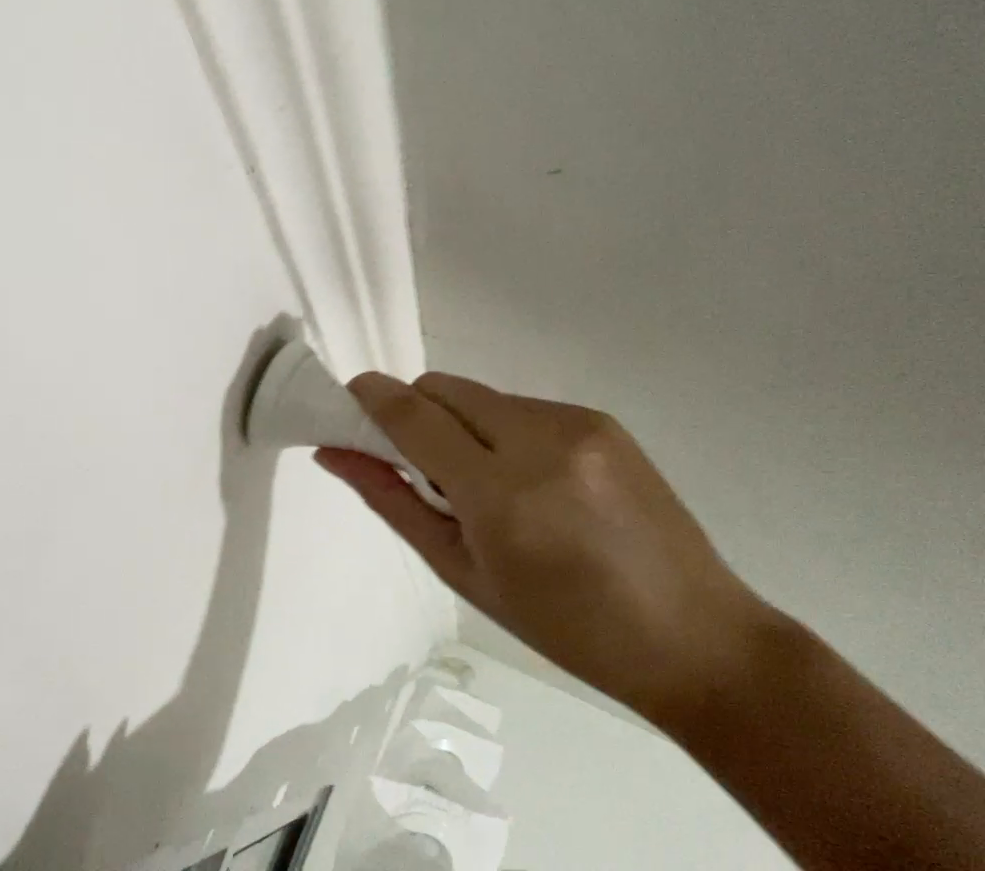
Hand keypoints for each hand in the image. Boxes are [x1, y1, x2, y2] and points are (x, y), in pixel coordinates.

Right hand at [317, 371, 781, 724]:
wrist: (696, 639)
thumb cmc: (563, 625)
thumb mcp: (461, 571)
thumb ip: (392, 501)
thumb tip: (333, 453)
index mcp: (501, 492)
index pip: (413, 415)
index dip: (369, 399)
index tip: (343, 402)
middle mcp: (541, 441)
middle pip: (442, 389)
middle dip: (413, 413)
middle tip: (416, 468)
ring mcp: (580, 426)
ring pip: (480, 396)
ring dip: (457, 424)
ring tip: (482, 487)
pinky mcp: (604, 423)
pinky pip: (521, 408)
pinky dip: (499, 431)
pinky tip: (528, 484)